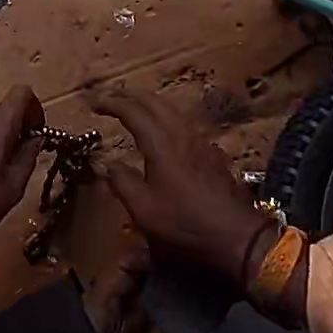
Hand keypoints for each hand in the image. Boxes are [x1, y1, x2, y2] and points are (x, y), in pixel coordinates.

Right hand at [95, 90, 271, 285]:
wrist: (238, 237)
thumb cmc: (185, 222)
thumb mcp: (143, 208)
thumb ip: (121, 181)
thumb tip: (105, 163)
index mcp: (161, 143)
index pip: (133, 111)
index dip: (112, 104)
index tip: (95, 104)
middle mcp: (181, 134)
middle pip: (154, 102)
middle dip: (130, 95)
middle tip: (112, 98)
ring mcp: (201, 142)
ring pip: (172, 111)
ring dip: (149, 104)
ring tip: (135, 110)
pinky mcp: (213, 154)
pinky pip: (183, 125)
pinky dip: (165, 119)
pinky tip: (164, 134)